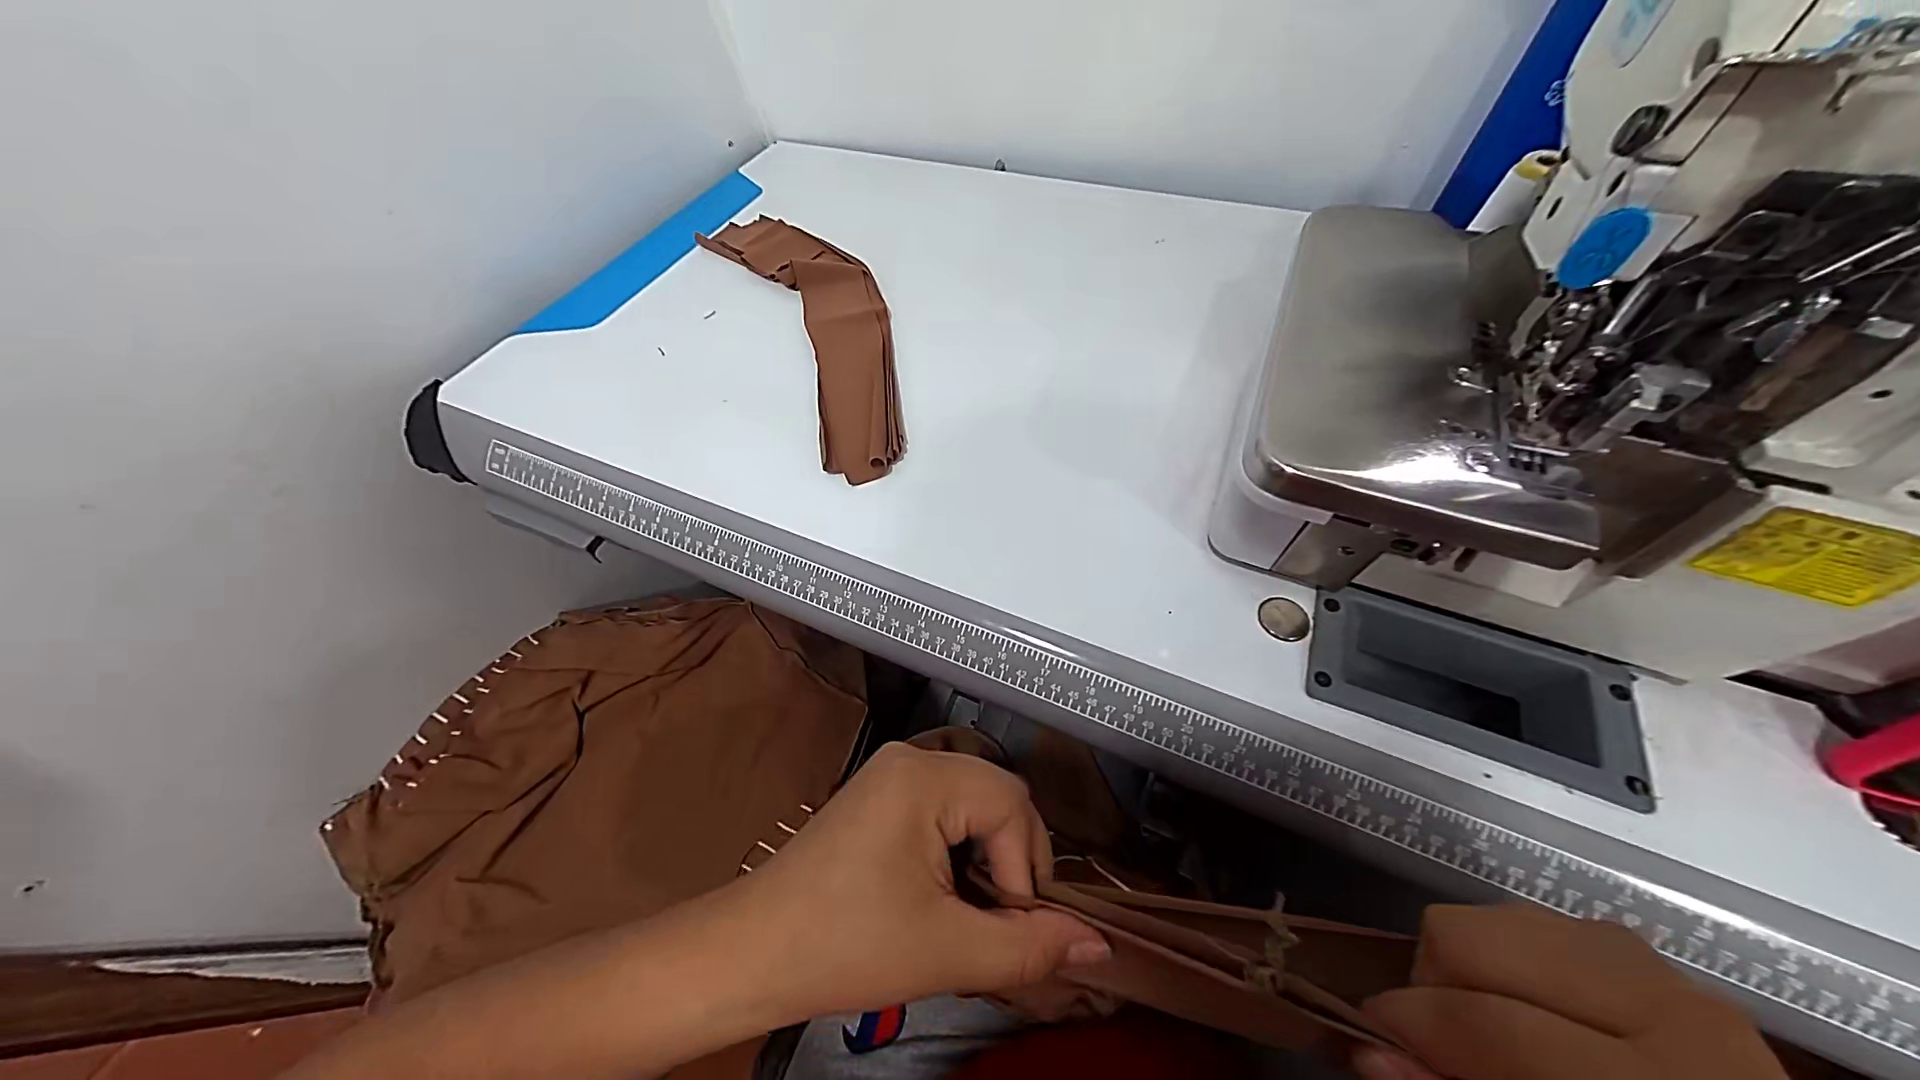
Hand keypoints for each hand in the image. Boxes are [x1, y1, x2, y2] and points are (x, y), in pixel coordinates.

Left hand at [732, 742, 1110, 1017]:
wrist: (750, 954)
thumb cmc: (839, 945)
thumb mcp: (946, 950)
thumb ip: (1030, 946)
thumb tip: (1096, 944)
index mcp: (924, 776)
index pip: (1013, 803)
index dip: (1025, 868)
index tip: (1006, 924)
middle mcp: (910, 760)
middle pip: (999, 798)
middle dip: (1011, 863)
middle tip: (995, 922)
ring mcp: (893, 776)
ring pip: (976, 806)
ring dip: (987, 861)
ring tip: (968, 915)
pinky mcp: (882, 798)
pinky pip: (947, 812)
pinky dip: (960, 853)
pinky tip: (944, 898)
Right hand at [1352, 905, 1787, 1079]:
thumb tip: (1371, 1054)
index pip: (1484, 1021)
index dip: (1407, 1023)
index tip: (1373, 1037)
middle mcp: (1665, 1012)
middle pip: (1473, 938)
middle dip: (1433, 982)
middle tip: (1439, 1038)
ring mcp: (1664, 974)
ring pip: (1499, 917)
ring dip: (1470, 967)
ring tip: (1487, 1027)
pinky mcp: (1657, 962)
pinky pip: (1539, 926)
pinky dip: (1511, 962)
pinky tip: (1533, 1016)